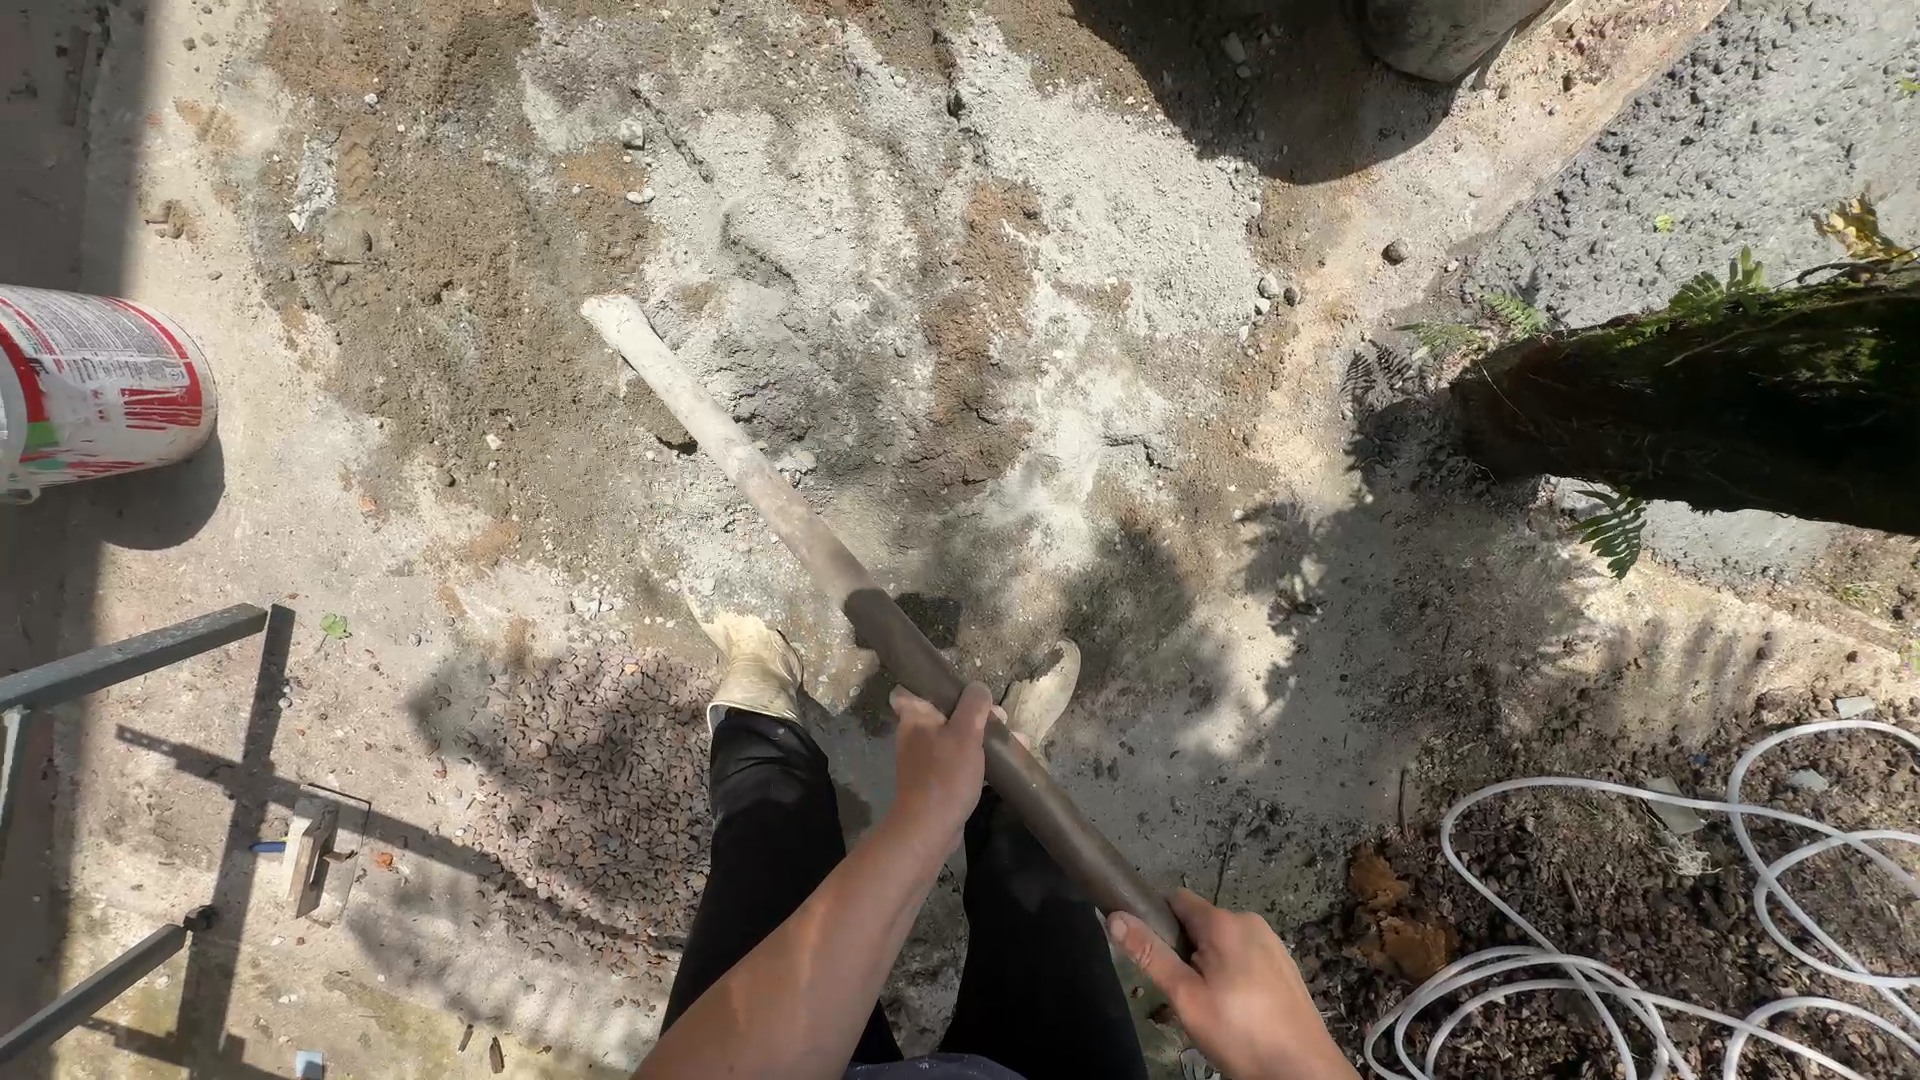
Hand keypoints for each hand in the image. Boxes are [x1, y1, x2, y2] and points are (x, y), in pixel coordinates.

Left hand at [887, 682, 992, 844]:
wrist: (929, 829)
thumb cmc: (945, 775)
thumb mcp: (965, 733)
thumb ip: (974, 705)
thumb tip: (979, 689)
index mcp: (916, 717)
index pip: (916, 688)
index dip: (942, 687)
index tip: (967, 695)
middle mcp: (916, 733)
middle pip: (948, 711)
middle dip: (978, 714)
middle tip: (1001, 720)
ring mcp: (925, 758)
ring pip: (957, 736)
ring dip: (984, 736)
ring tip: (1016, 740)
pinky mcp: (936, 778)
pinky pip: (959, 758)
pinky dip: (979, 757)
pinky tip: (1005, 761)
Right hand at [1109, 889, 1358, 1079]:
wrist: (1306, 1077)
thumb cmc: (1241, 1034)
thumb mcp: (1186, 997)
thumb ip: (1150, 954)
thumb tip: (1114, 915)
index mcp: (1224, 922)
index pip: (1176, 899)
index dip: (1158, 922)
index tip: (1156, 957)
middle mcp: (1250, 921)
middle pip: (1199, 923)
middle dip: (1186, 952)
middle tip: (1186, 995)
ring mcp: (1272, 944)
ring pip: (1223, 943)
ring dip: (1209, 966)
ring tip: (1214, 1010)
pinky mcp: (1286, 966)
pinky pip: (1246, 958)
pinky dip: (1235, 976)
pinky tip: (1240, 1013)